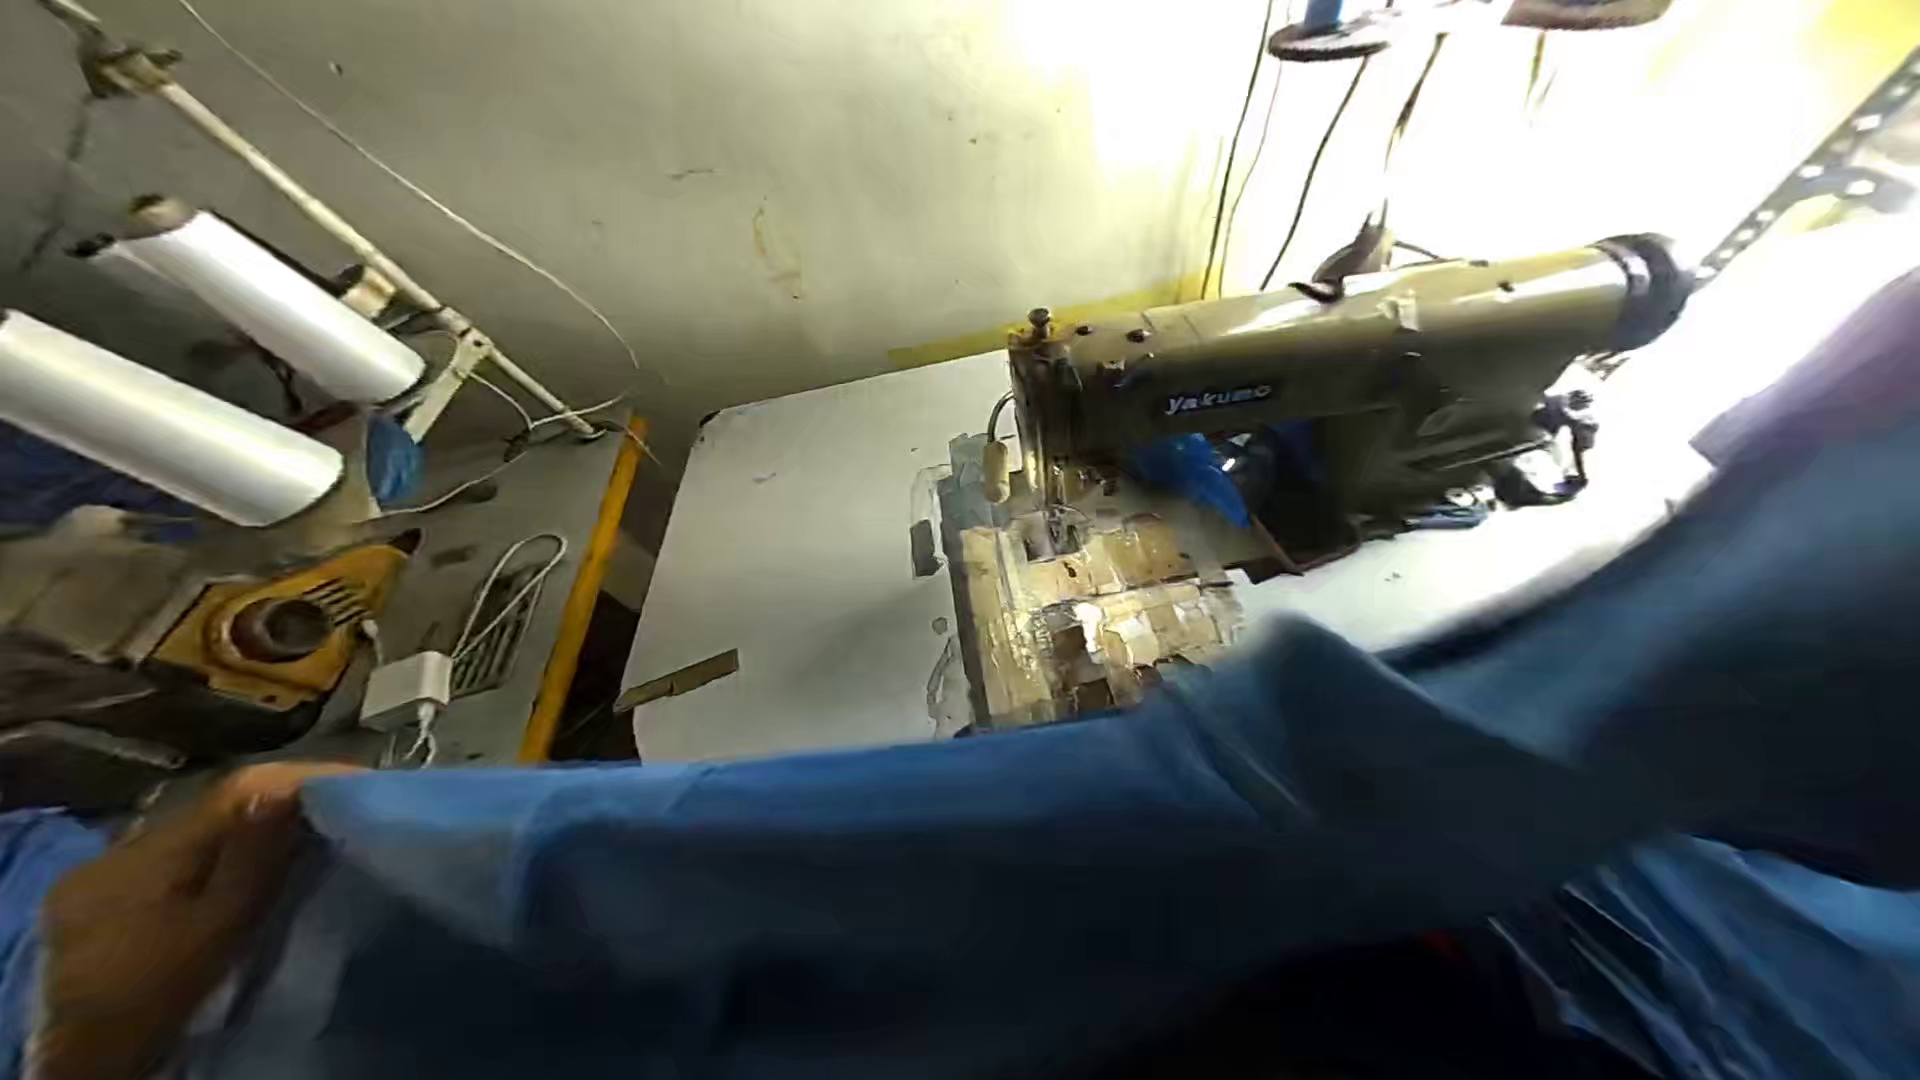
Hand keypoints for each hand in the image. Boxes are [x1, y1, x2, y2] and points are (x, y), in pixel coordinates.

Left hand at [30, 763, 359, 1079]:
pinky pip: (199, 845)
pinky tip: (273, 851)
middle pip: (225, 803)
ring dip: (271, 818)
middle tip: (354, 800)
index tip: (364, 782)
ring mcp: (117, 870)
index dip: (308, 777)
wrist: (96, 1062)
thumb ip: (255, 853)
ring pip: (214, 823)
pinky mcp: (122, 890)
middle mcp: (123, 849)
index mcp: (143, 853)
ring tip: (325, 823)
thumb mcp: (221, 921)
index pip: (240, 789)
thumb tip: (292, 787)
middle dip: (293, 796)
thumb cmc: (167, 987)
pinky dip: (244, 840)